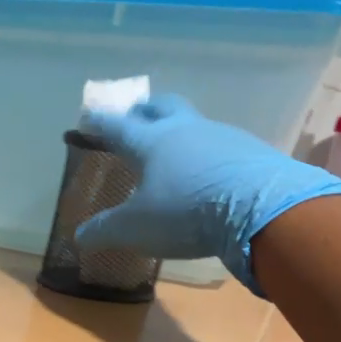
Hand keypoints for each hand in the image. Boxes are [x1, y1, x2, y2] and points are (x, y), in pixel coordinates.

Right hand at [75, 94, 340, 294]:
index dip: (100, 123)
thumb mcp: (134, 228)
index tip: (87, 117)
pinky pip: (219, 148)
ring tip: (172, 155)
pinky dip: (205, 156)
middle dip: (145, 109)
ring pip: (193, 126)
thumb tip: (80, 235)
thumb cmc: (184, 212)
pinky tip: (206, 176)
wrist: (260, 208)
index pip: (118, 127)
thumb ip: (104, 230)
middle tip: (135, 115)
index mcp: (151, 142)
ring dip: (179, 134)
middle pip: (162, 106)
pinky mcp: (250, 153)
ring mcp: (222, 137)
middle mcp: (186, 130)